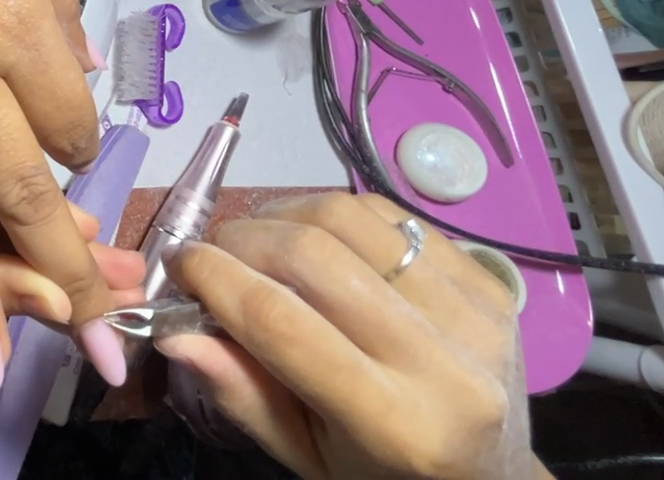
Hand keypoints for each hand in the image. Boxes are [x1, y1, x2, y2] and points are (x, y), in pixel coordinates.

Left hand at [0, 190, 147, 401]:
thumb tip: (65, 295)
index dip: (46, 225)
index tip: (103, 252)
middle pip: (1, 204)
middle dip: (66, 243)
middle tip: (130, 270)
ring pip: (1, 225)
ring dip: (56, 256)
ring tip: (122, 278)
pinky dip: (27, 266)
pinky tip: (72, 281)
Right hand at [161, 193, 548, 479]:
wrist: (492, 478)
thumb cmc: (380, 473)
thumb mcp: (302, 455)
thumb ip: (238, 392)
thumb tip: (172, 332)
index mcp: (398, 427)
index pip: (279, 320)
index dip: (211, 277)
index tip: (177, 265)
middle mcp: (447, 365)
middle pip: (308, 252)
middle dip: (236, 240)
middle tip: (212, 257)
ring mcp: (475, 312)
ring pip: (341, 214)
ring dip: (277, 217)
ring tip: (261, 246)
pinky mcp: (485, 278)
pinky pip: (381, 211)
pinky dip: (326, 213)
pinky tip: (315, 242)